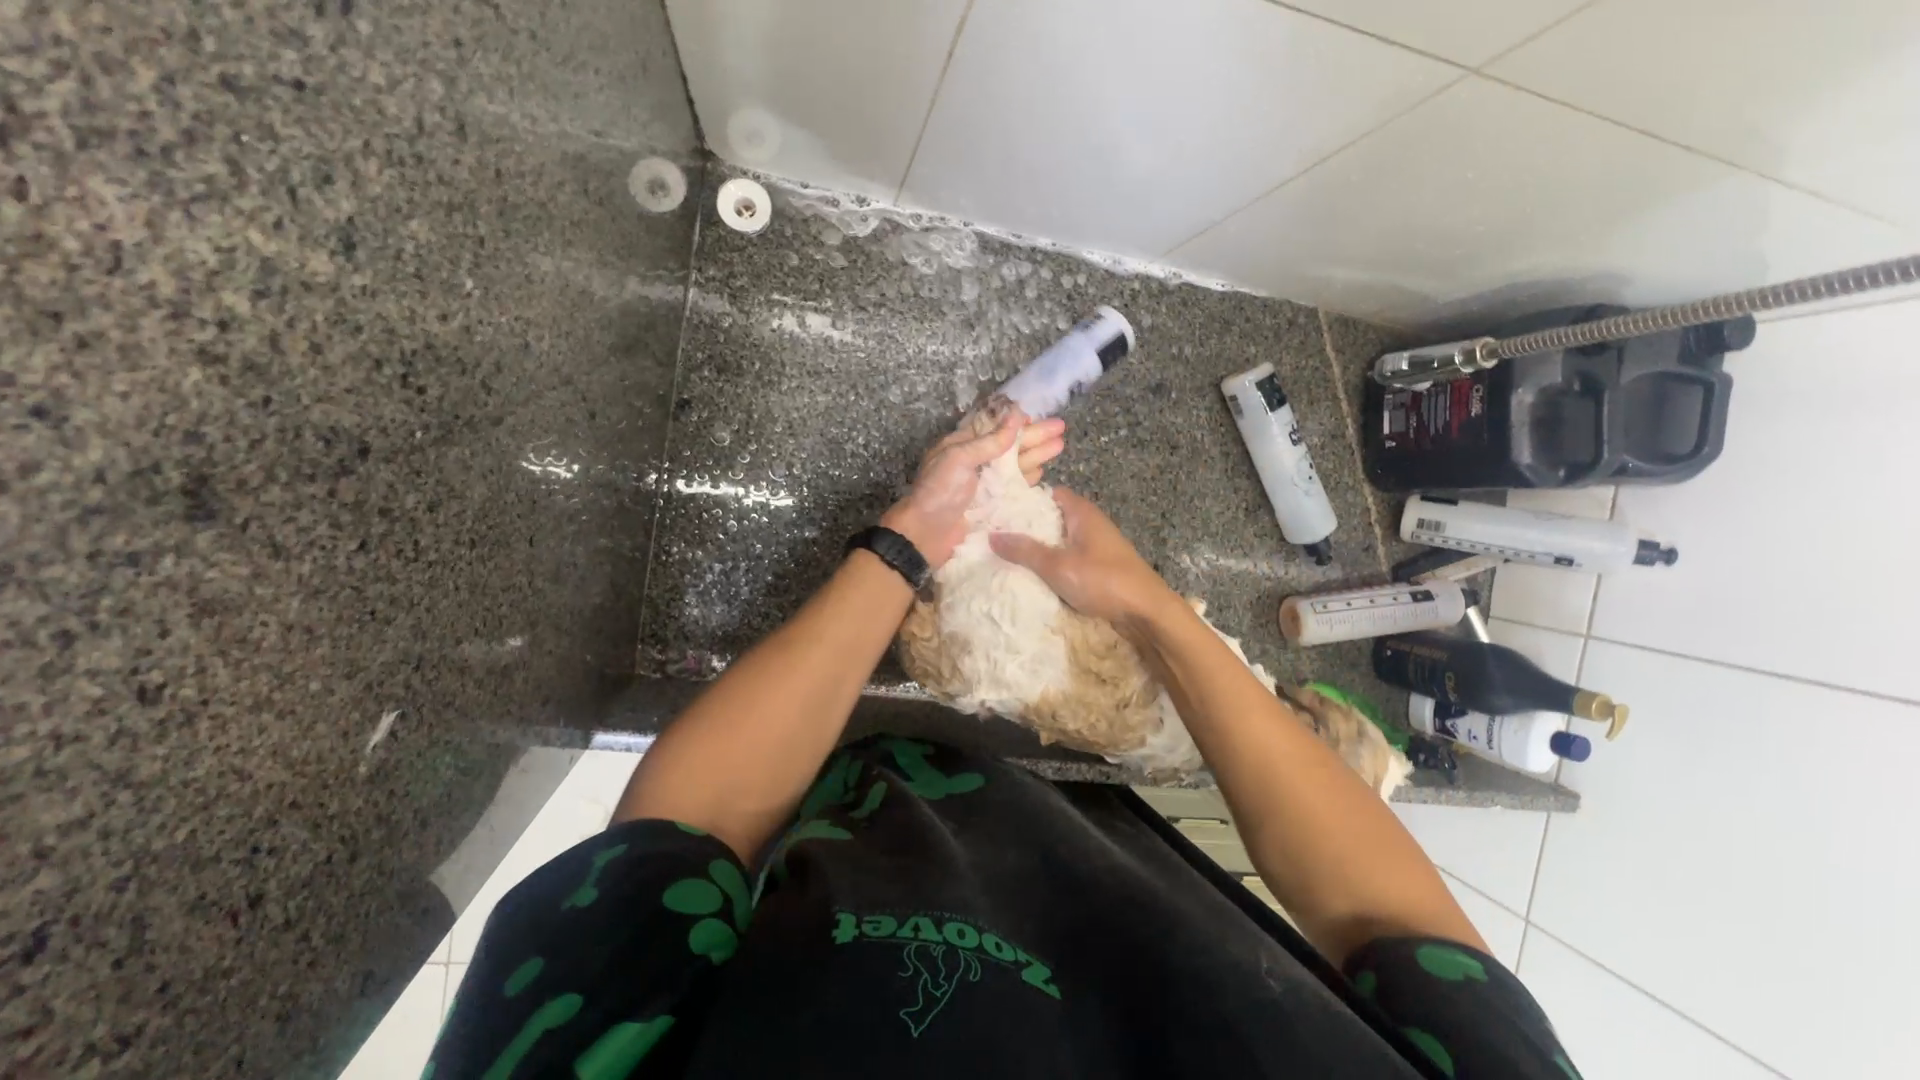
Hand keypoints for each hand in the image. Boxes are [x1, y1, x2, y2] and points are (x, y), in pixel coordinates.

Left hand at [882, 409, 1066, 567]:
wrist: (925, 535)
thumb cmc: (939, 492)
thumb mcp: (960, 458)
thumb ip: (990, 440)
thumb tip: (1016, 415)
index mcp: (962, 445)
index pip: (995, 428)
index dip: (1017, 423)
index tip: (1038, 418)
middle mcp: (974, 462)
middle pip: (1010, 446)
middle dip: (1035, 436)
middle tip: (1061, 429)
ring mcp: (983, 485)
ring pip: (1015, 465)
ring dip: (1036, 455)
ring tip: (1058, 447)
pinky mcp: (990, 505)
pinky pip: (1013, 487)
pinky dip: (1027, 479)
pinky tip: (1041, 473)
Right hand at [989, 487, 1177, 626]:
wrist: (1146, 612)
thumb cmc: (1103, 580)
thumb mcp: (1058, 566)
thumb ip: (1025, 551)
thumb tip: (993, 536)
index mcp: (1081, 513)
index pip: (1049, 494)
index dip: (1025, 499)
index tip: (998, 510)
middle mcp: (1090, 524)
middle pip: (1052, 518)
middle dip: (1027, 527)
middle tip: (994, 535)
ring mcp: (1096, 547)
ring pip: (1060, 542)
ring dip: (1039, 550)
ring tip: (1006, 556)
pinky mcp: (1099, 568)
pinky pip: (1069, 560)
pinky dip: (1053, 566)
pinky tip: (1033, 576)